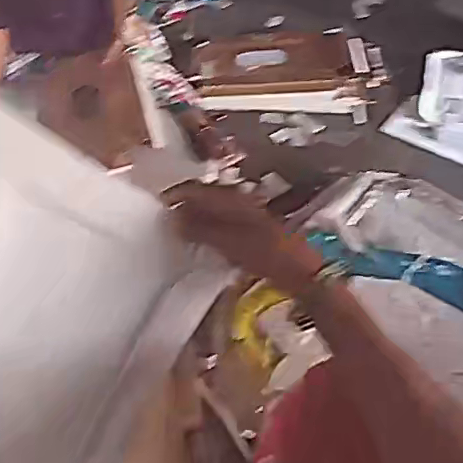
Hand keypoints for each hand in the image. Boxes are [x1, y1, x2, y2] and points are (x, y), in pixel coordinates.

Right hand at [166, 181, 321, 292]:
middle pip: (208, 196)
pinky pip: (226, 220)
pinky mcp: (256, 229)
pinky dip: (211, 225)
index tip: (158, 202)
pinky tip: (205, 237)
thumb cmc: (269, 255)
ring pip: (217, 208)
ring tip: (179, 226)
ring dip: (198, 214)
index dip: (178, 194)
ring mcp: (252, 214)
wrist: (304, 272)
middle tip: (165, 214)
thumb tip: (173, 217)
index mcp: (235, 199)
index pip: (199, 189)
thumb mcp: (231, 243)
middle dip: (186, 202)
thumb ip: (202, 229)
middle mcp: (243, 201)